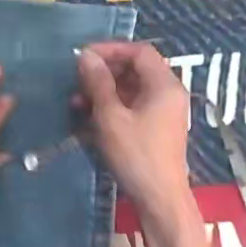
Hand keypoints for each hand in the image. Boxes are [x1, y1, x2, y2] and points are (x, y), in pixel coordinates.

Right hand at [74, 42, 191, 211]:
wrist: (158, 197)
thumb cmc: (135, 154)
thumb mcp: (110, 116)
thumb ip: (98, 83)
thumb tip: (86, 56)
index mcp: (164, 86)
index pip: (139, 52)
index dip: (110, 49)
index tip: (83, 57)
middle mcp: (168, 93)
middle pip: (135, 69)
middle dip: (103, 72)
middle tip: (77, 81)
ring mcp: (163, 111)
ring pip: (131, 88)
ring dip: (103, 90)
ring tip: (77, 102)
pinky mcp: (155, 127)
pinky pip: (132, 105)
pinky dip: (111, 106)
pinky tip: (88, 117)